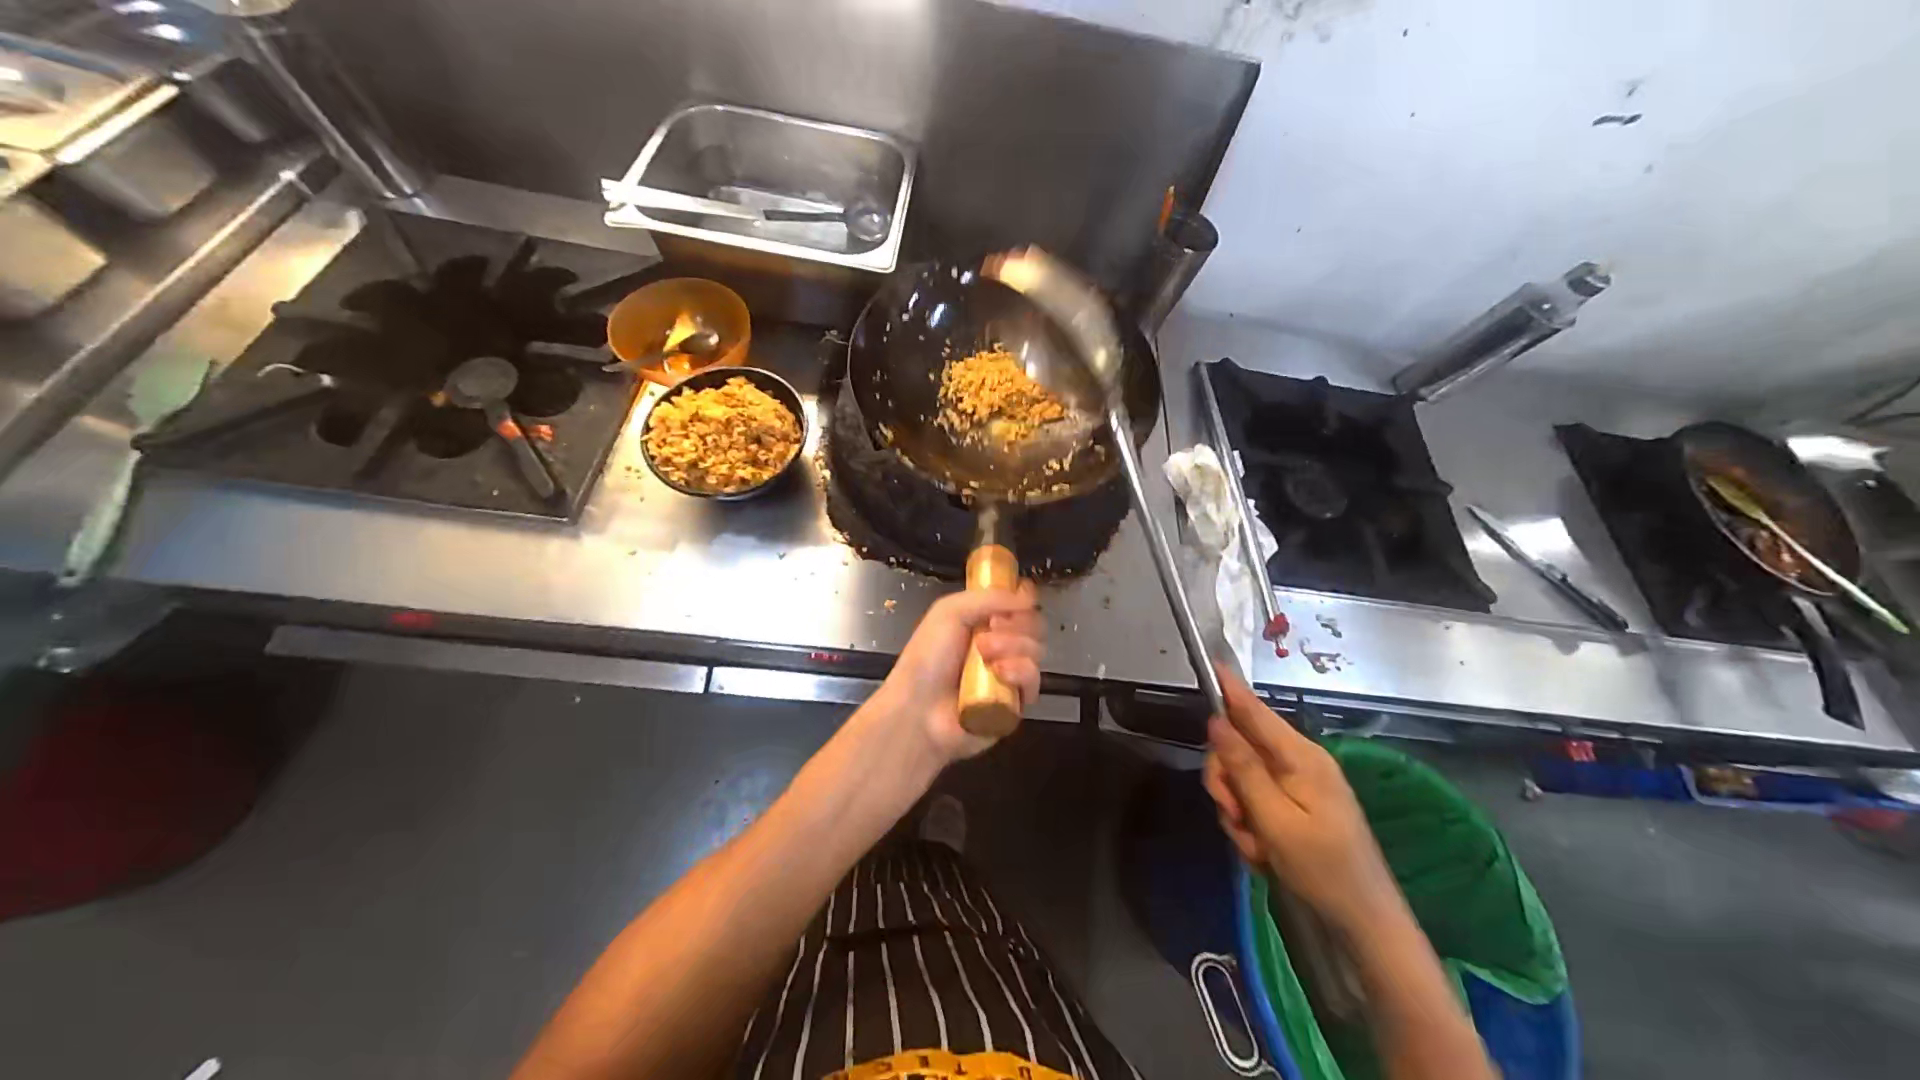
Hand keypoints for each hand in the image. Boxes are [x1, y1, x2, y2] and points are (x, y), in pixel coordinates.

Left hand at [867, 580, 1043, 763]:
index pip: (1019, 605)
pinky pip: (1034, 681)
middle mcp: (1000, 647)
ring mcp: (1009, 676)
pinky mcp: (1016, 704)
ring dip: (1014, 645)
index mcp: (983, 624)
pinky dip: (1021, 671)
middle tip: (992, 627)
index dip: (1023, 600)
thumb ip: (988, 597)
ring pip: (1036, 651)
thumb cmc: (927, 659)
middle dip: (1017, 623)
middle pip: (1034, 626)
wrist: (918, 709)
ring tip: (985, 652)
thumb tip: (1027, 593)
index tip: (1018, 599)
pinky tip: (1001, 672)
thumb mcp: (949, 612)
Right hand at [1204, 664, 1401, 931]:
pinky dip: (1250, 826)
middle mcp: (1298, 762)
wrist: (1364, 922)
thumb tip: (1217, 721)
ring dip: (1237, 811)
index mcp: (1301, 757)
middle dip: (1227, 782)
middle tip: (1233, 814)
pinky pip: (1254, 801)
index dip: (1230, 689)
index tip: (1210, 663)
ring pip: (1241, 779)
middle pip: (1238, 749)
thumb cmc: (1323, 868)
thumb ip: (1243, 768)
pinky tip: (1263, 852)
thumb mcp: (1275, 819)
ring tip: (1255, 845)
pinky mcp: (1294, 806)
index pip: (1255, 711)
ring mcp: (1298, 785)